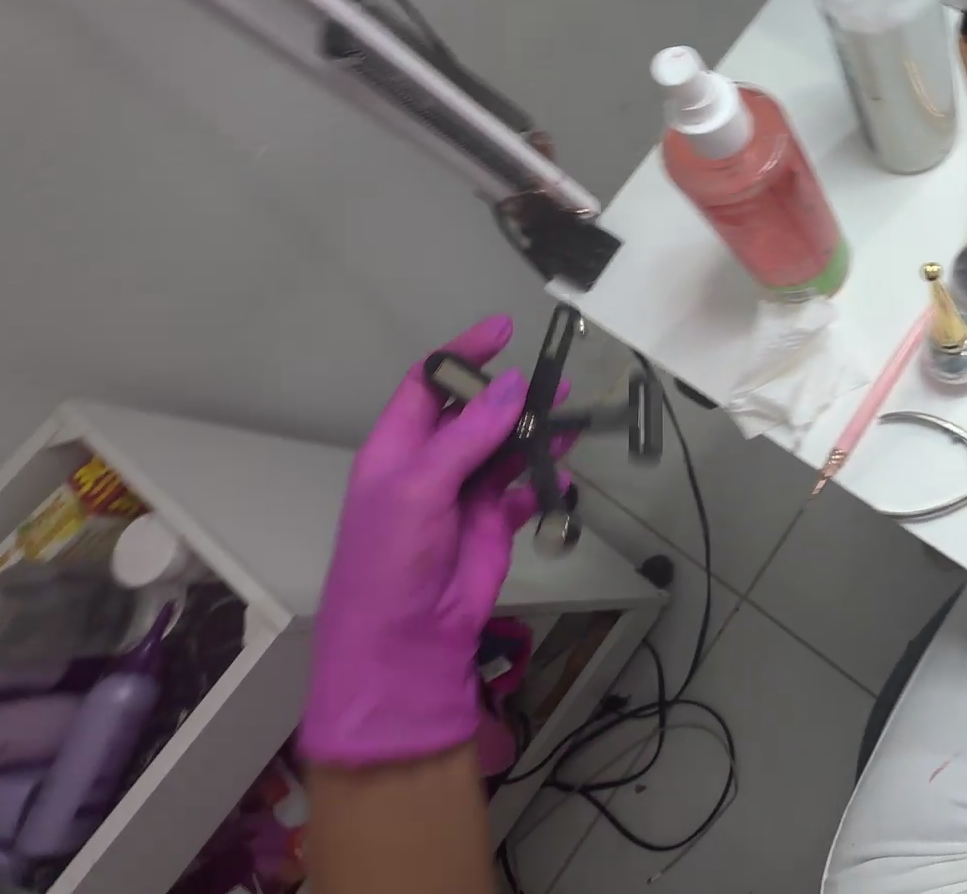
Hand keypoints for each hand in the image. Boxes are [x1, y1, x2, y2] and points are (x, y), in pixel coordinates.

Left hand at [301, 315, 546, 765]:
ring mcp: (467, 491)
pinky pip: (527, 485)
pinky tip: (563, 472)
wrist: (407, 636)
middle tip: (558, 378)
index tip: (504, 330)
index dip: (463, 355)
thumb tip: (514, 384)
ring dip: (539, 430)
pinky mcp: (496, 518)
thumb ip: (469, 436)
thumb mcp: (419, 489)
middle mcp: (434, 463)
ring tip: (574, 413)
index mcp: (400, 447)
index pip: (431, 385)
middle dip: (515, 393)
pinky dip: (546, 476)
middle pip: (480, 412)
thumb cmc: (393, 557)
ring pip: (510, 446)